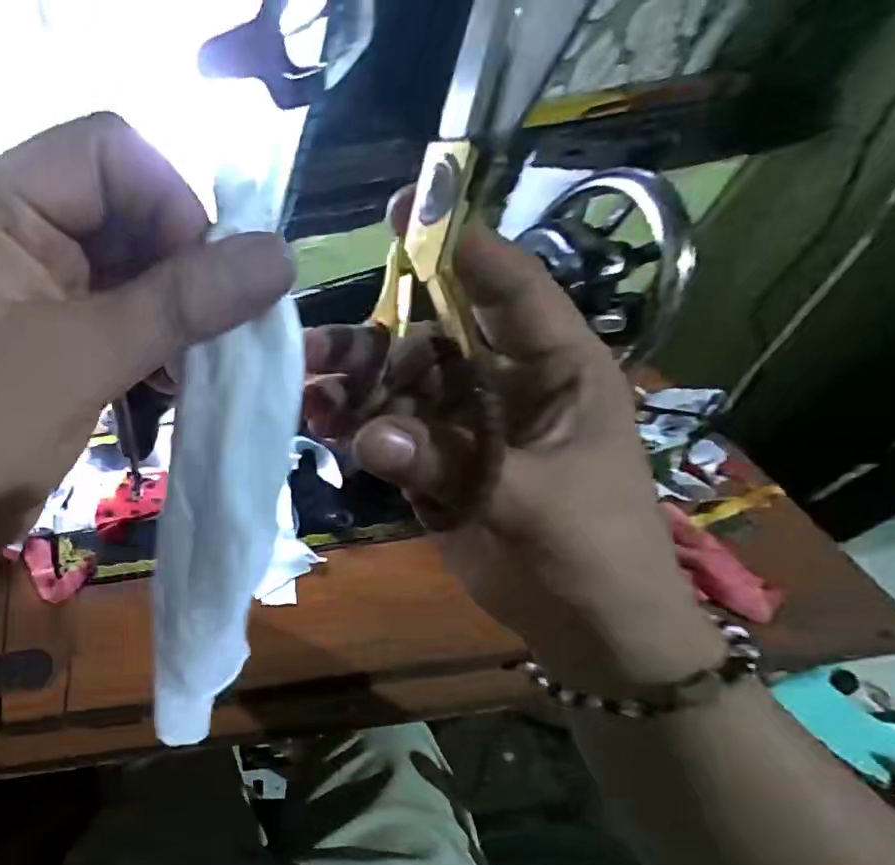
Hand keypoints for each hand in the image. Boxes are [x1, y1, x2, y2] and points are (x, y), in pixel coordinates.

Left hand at [0, 113, 293, 521]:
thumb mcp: (85, 358)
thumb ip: (182, 302)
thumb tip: (282, 256)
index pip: (107, 151)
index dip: (171, 203)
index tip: (212, 277)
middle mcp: (8, 229)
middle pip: (122, 206)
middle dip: (179, 264)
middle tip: (215, 328)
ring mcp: (25, 284)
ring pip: (125, 264)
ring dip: (171, 307)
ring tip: (196, 363)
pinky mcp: (41, 332)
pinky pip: (112, 310)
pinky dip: (150, 337)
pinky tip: (169, 379)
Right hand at [304, 192, 722, 694]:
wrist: (587, 625)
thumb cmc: (591, 548)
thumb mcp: (530, 499)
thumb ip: (447, 463)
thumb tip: (365, 435)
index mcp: (558, 371)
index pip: (510, 290)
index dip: (461, 247)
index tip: (407, 208)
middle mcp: (507, 388)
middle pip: (433, 343)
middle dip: (374, 340)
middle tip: (311, 343)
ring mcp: (468, 430)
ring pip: (402, 391)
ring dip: (354, 389)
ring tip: (303, 389)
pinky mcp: (439, 468)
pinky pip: (390, 437)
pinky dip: (355, 430)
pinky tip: (317, 424)